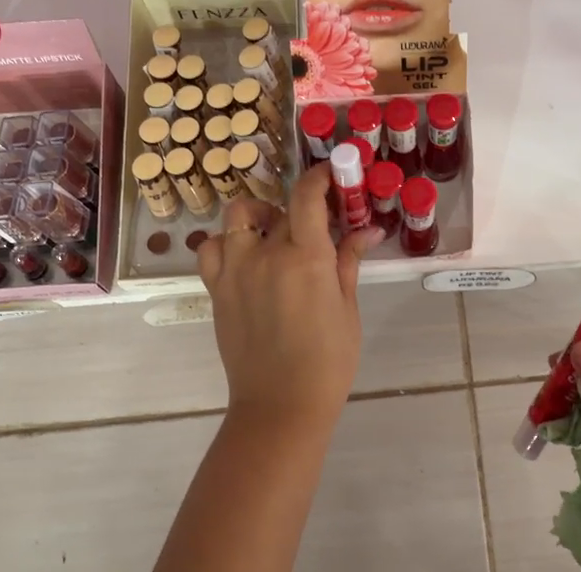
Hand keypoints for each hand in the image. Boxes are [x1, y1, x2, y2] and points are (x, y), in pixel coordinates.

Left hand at [197, 164, 382, 431]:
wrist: (280, 406)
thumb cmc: (327, 360)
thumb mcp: (347, 307)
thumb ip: (349, 261)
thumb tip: (368, 227)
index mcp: (307, 257)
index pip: (307, 195)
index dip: (319, 176)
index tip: (331, 174)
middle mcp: (267, 254)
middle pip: (282, 209)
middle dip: (303, 208)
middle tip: (319, 225)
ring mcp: (236, 271)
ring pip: (238, 216)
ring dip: (258, 216)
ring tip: (275, 233)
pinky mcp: (217, 290)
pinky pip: (211, 248)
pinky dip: (226, 242)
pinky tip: (244, 255)